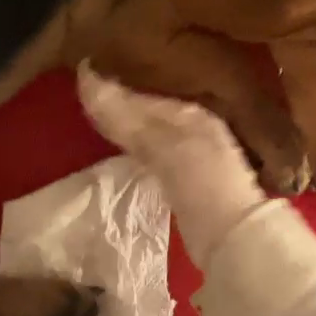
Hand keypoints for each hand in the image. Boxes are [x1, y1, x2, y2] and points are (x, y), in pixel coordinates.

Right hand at [78, 65, 267, 265]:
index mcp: (193, 115)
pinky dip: (138, 152)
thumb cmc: (202, 183)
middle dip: (121, 110)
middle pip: (150, 115)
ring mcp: (195, 158)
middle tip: (85, 105)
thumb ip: (127, 119)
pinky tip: (127, 157)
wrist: (232, 237)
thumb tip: (88, 79)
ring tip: (99, 127)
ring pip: (153, 136)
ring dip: (128, 131)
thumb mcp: (164, 146)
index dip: (115, 91)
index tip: (83, 83)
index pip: (146, 98)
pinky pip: (155, 158)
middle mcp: (196, 130)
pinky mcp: (188, 185)